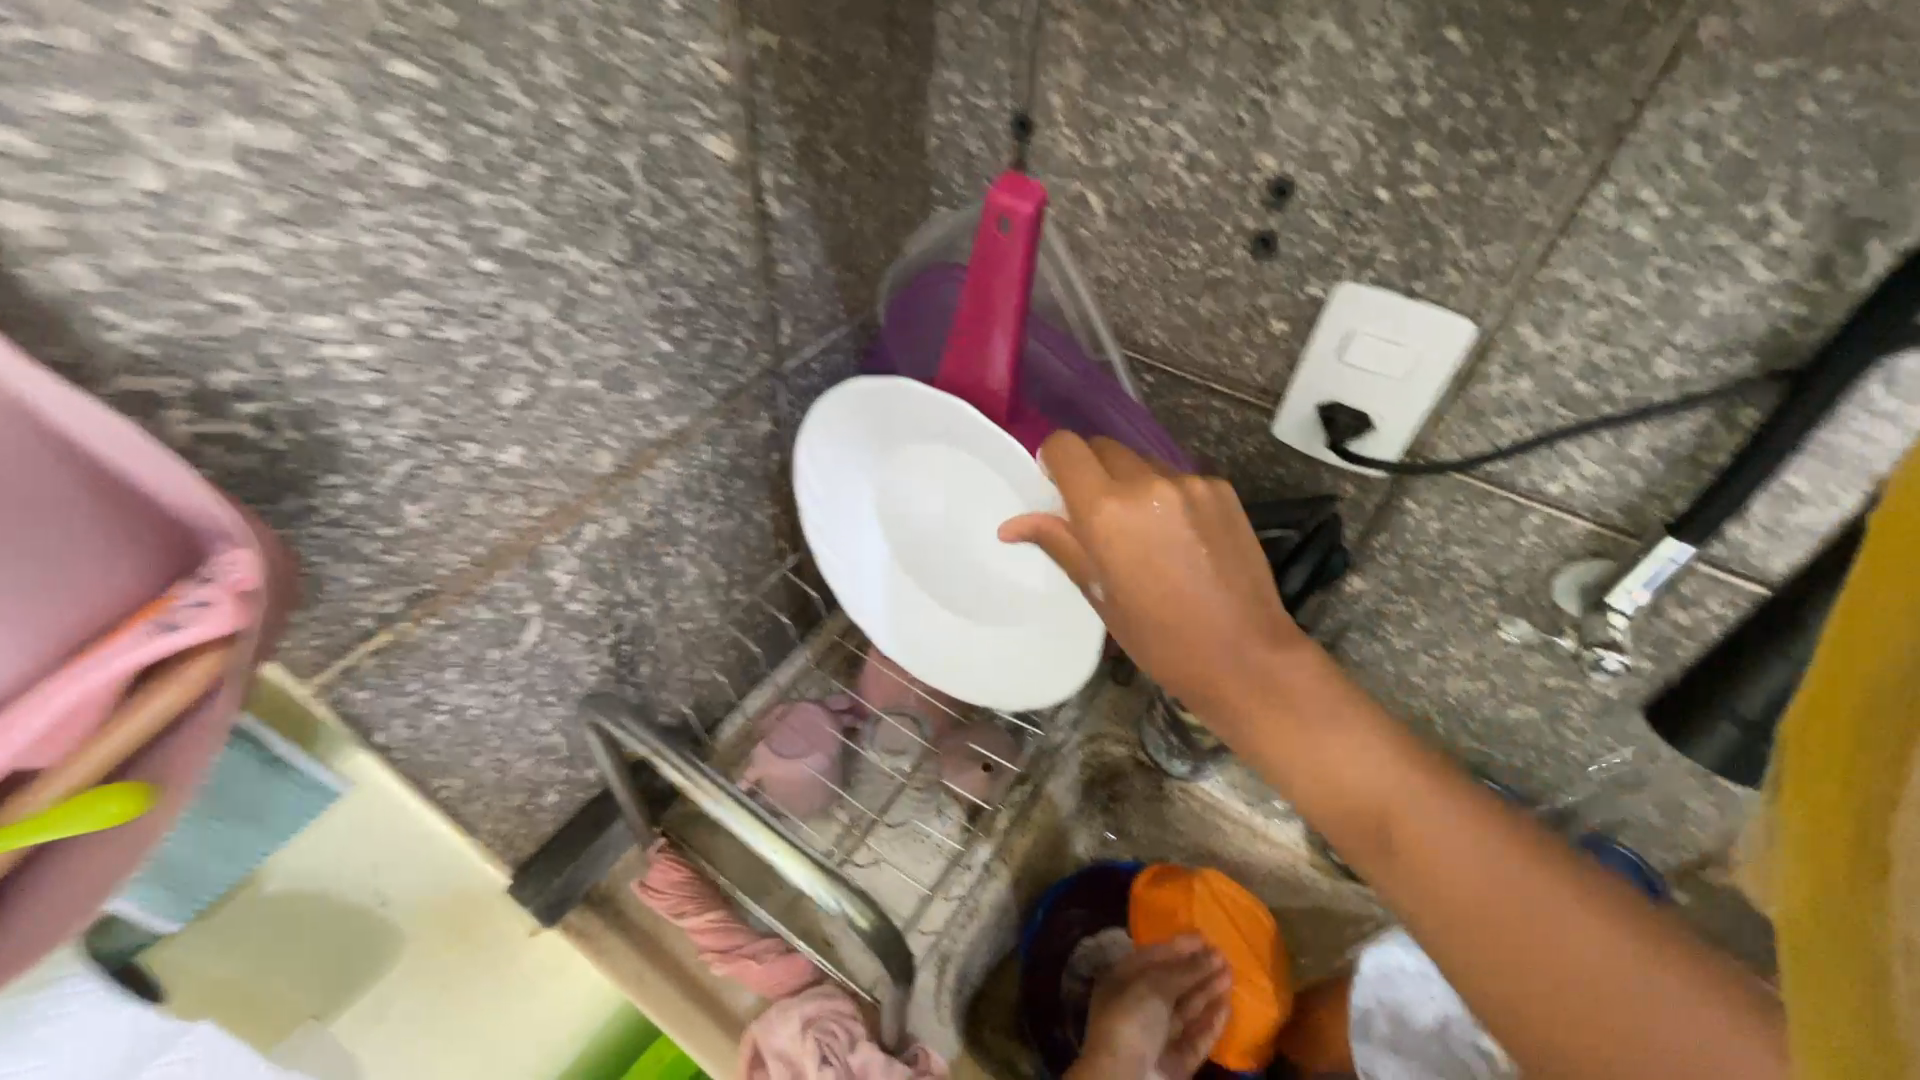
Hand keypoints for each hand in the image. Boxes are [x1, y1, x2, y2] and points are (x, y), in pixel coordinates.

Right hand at [1000, 433, 1306, 725]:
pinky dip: (1167, 495)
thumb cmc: (1158, 638)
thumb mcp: (1099, 595)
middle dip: (1091, 471)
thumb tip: (1011, 526)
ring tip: (1144, 532)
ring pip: (1142, 462)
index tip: (1058, 488)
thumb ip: (1059, 544)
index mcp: (1106, 510)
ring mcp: (1190, 483)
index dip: (1054, 461)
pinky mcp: (1222, 490)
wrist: (1243, 655)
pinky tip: (1181, 538)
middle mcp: (1147, 482)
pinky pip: (1179, 478)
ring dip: (1130, 483)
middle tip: (1097, 516)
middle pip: (1102, 447)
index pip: (1065, 447)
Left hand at [1069, 935, 1232, 1079]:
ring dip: (1207, 991)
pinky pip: (1195, 1038)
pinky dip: (1210, 1022)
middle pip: (1171, 984)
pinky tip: (1227, 1006)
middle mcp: (1138, 1007)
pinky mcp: (1175, 1062)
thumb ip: (1183, 970)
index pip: (1151, 958)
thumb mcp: (1153, 986)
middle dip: (1196, 969)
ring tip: (1230, 973)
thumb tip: (1209, 953)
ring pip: (1186, 1010)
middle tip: (1223, 955)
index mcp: (1122, 983)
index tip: (1203, 936)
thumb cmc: (1131, 1020)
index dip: (1176, 947)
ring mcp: (1157, 1037)